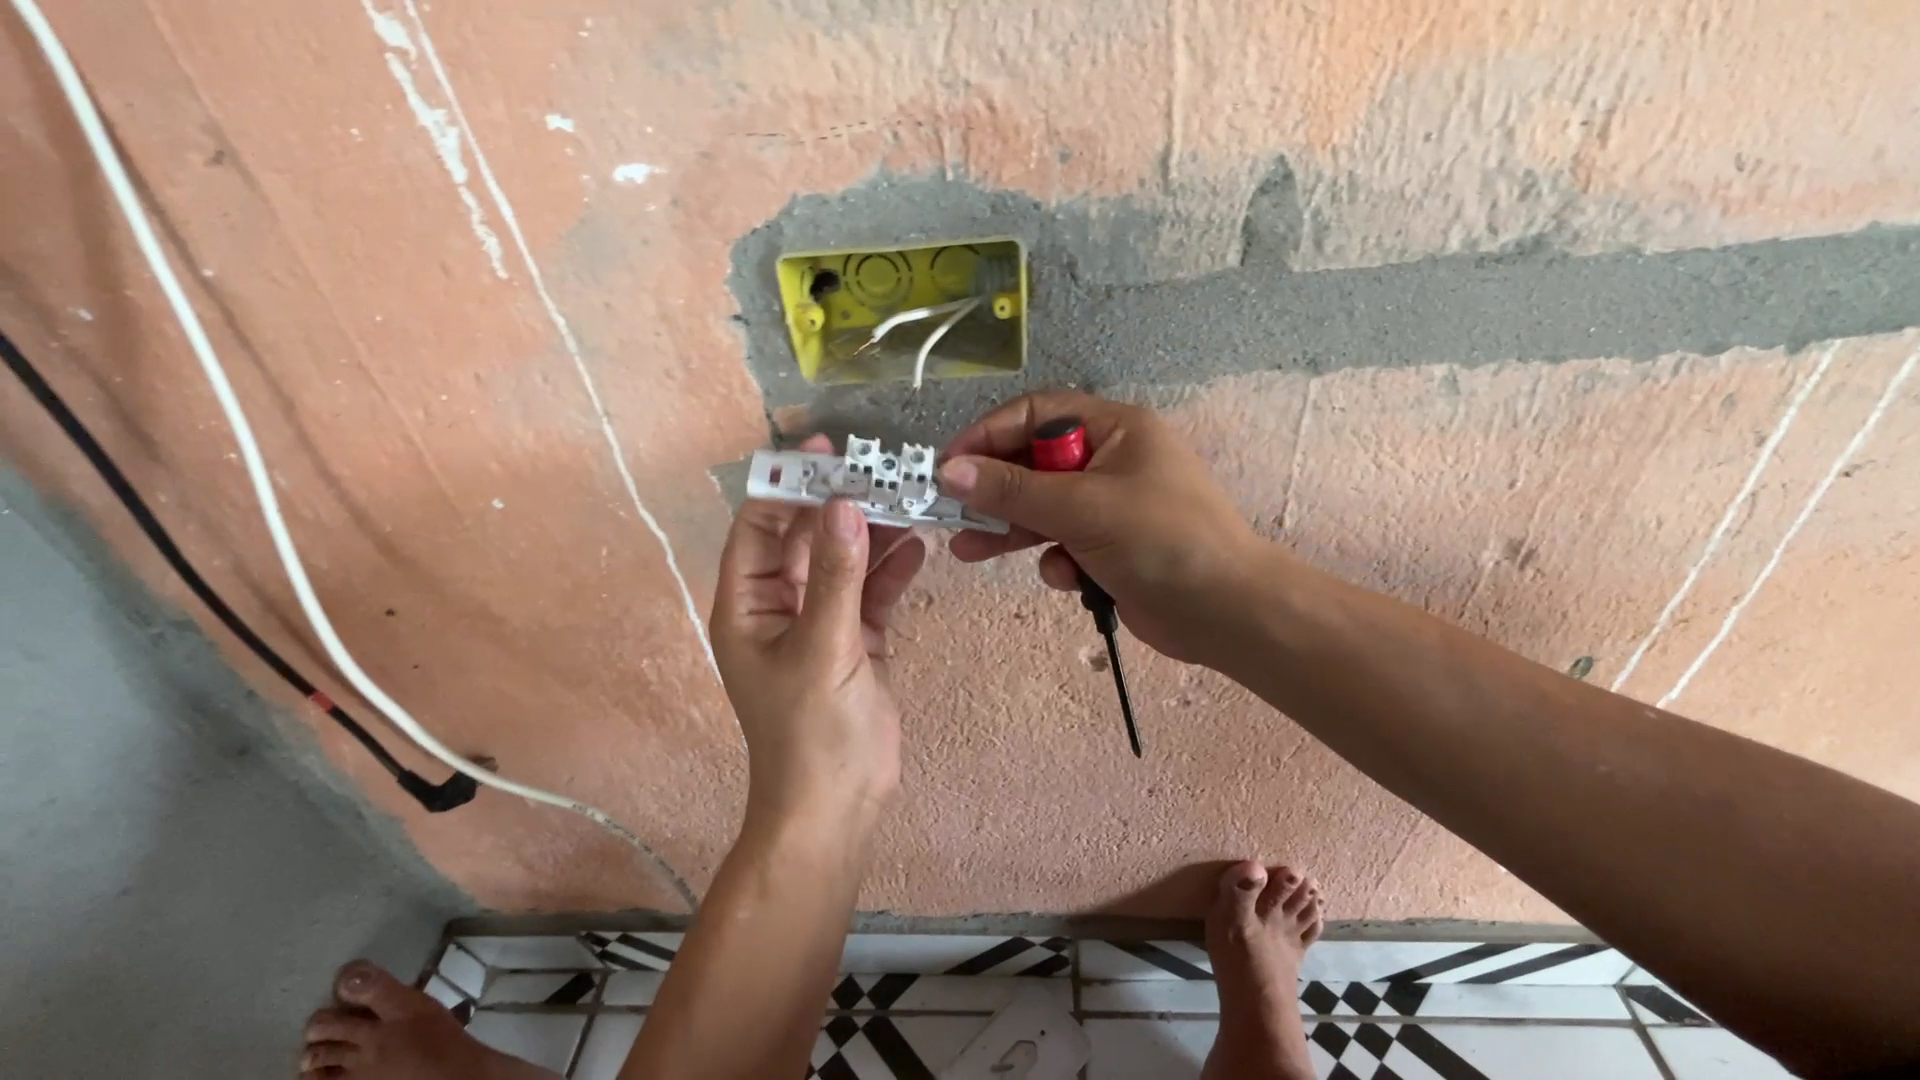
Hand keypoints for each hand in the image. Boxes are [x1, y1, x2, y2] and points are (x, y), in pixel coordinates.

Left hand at [711, 435, 926, 827]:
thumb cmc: (811, 731)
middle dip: (839, 506)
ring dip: (873, 534)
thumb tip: (845, 505)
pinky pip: (872, 594)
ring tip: (909, 499)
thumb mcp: (823, 647)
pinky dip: (892, 571)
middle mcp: (780, 607)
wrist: (837, 806)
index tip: (825, 453)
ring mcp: (821, 624)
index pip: (760, 528)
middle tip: (881, 469)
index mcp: (748, 605)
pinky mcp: (856, 642)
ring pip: (845, 563)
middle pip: (807, 539)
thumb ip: (838, 576)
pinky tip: (918, 547)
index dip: (787, 487)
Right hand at [939, 391, 1267, 664]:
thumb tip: (950, 471)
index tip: (948, 466)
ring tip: (967, 551)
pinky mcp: (1109, 547)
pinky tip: (1065, 578)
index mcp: (1115, 429)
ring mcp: (1110, 505)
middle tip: (949, 513)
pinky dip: (1057, 559)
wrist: (1226, 612)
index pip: (1035, 414)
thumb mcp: (1082, 508)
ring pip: (1042, 508)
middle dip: (994, 491)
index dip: (987, 436)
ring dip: (1011, 529)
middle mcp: (1110, 459)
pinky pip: (1063, 542)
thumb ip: (1013, 490)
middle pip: (1033, 463)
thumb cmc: (1161, 542)